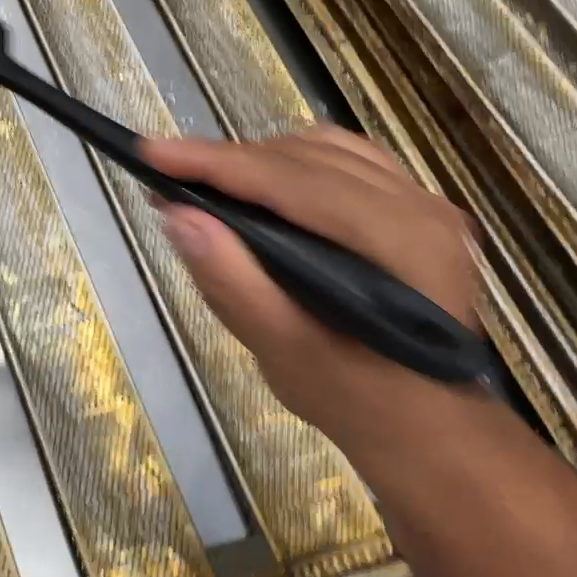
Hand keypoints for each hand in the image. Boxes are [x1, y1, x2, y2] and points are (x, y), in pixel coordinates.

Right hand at [141, 125, 480, 444]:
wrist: (427, 426)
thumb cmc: (355, 397)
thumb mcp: (283, 350)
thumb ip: (232, 282)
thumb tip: (177, 215)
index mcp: (399, 241)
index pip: (289, 179)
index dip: (214, 162)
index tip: (149, 152)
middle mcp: (419, 207)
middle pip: (302, 157)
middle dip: (227, 162)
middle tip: (164, 184)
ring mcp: (423, 202)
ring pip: (320, 149)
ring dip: (256, 161)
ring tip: (205, 189)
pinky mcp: (414, 206)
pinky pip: (340, 160)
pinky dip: (288, 166)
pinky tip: (258, 193)